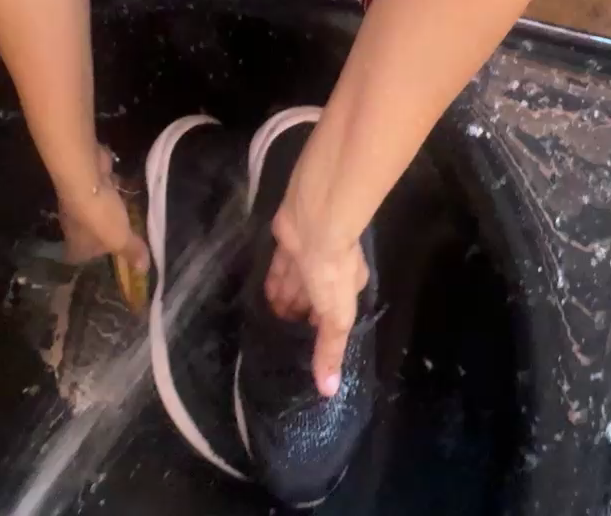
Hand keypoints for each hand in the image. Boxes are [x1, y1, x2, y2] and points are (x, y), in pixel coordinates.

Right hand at [55, 144, 148, 271]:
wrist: (85, 177)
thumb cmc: (100, 217)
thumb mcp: (121, 239)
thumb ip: (132, 251)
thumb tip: (143, 269)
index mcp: (77, 248)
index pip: (85, 259)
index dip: (99, 258)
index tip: (117, 253)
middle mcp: (73, 229)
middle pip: (94, 235)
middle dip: (112, 231)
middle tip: (134, 231)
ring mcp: (79, 205)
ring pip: (100, 212)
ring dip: (115, 210)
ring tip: (137, 211)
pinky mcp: (88, 185)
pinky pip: (105, 192)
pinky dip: (116, 190)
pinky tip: (131, 189)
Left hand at [265, 180, 367, 398]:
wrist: (317, 220)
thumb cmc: (332, 269)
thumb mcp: (336, 315)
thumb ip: (330, 349)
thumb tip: (329, 390)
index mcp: (347, 288)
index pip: (330, 316)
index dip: (316, 331)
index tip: (301, 350)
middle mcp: (328, 272)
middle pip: (310, 299)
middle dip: (297, 315)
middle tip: (277, 338)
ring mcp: (307, 255)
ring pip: (294, 283)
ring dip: (283, 300)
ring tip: (266, 322)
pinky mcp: (288, 241)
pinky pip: (279, 266)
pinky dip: (273, 280)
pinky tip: (263, 295)